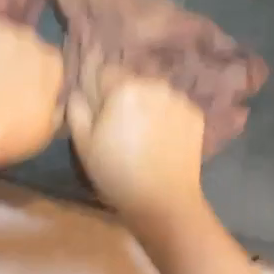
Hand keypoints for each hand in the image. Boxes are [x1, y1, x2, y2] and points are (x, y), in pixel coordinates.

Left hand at [0, 15, 63, 166]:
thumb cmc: (7, 134)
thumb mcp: (44, 131)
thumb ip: (53, 109)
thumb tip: (52, 102)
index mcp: (53, 63)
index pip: (48, 64)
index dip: (32, 78)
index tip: (19, 93)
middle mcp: (31, 37)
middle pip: (23, 45)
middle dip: (12, 59)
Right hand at [66, 59, 206, 223]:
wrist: (164, 201)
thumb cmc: (116, 173)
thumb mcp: (84, 144)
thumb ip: (77, 109)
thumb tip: (78, 91)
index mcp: (124, 87)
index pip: (104, 71)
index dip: (98, 91)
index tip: (98, 112)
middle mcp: (155, 84)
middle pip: (132, 81)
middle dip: (124, 96)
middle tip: (120, 127)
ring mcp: (179, 98)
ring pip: (155, 93)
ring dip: (147, 105)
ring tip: (144, 135)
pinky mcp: (196, 114)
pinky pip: (174, 107)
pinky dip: (167, 117)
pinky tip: (163, 141)